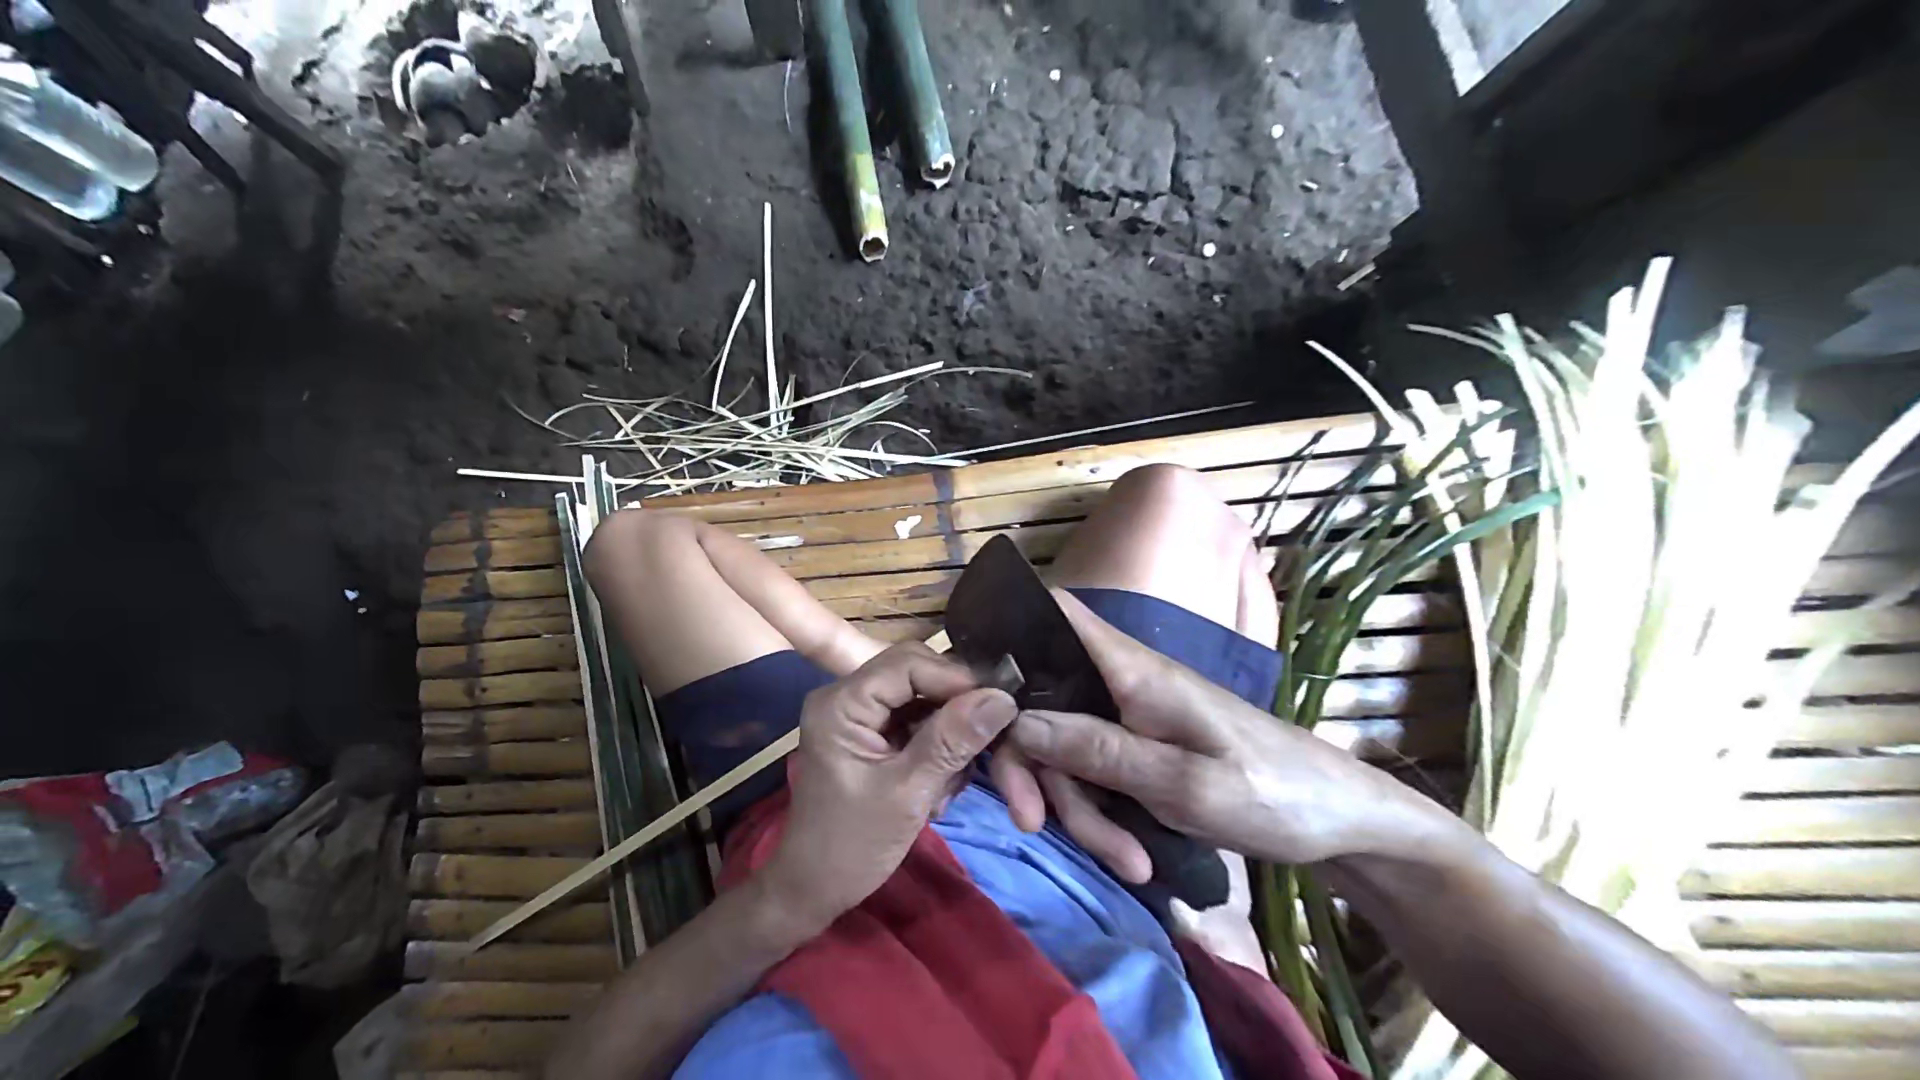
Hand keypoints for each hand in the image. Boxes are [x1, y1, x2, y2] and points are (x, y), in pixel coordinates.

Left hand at [759, 643, 1017, 929]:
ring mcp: (859, 714)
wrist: (814, 890)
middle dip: (953, 707)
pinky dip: (937, 747)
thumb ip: (953, 741)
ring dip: (947, 733)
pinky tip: (939, 785)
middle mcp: (847, 695)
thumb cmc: (852, 846)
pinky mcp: (872, 733)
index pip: (908, 663)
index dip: (956, 678)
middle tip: (981, 743)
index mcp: (842, 702)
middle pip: (917, 674)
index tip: (997, 706)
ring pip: (922, 698)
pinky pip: (917, 721)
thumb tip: (1003, 699)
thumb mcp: (909, 793)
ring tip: (950, 780)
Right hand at [991, 590, 1469, 880]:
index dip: (1007, 624)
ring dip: (1077, 805)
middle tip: (1032, 821)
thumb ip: (1099, 751)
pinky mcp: (1137, 749)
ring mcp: (1127, 718)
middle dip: (1034, 764)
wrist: (1340, 822)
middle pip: (1043, 701)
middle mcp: (1119, 682)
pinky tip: (1131, 855)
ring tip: (1124, 862)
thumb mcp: (1184, 783)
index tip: (968, 674)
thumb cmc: (1272, 791)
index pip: (1056, 614)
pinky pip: (1093, 772)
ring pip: (1066, 747)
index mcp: (1130, 668)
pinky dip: (1100, 812)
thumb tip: (1017, 722)